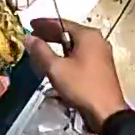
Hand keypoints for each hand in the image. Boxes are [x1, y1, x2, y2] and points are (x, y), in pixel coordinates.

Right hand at [23, 18, 127, 132]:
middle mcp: (97, 40)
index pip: (62, 23)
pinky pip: (81, 53)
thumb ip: (40, 50)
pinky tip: (58, 61)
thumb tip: (28, 37)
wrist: (106, 112)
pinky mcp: (102, 66)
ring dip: (58, 45)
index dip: (44, 23)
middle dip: (50, 34)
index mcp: (88, 35)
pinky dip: (68, 54)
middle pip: (70, 32)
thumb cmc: (81, 86)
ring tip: (42, 49)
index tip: (30, 24)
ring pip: (75, 44)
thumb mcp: (56, 68)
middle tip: (34, 36)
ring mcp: (101, 53)